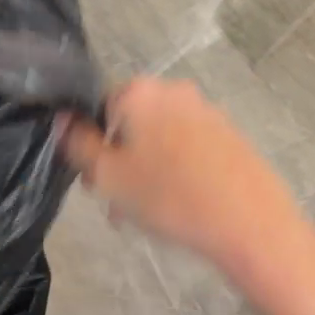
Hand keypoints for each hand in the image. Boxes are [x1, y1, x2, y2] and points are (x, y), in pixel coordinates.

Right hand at [60, 78, 302, 274]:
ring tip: (149, 215)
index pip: (98, 107)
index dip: (92, 145)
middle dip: (120, 159)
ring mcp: (206, 111)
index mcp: (139, 92)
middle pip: (131, 122)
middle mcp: (172, 90)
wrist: (252, 224)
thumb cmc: (170, 197)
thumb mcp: (108, 177)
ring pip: (159, 137)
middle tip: (120, 203)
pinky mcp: (230, 135)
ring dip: (147, 169)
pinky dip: (178, 169)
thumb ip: (78, 144)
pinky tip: (182, 207)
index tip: (97, 181)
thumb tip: (62, 119)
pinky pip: (189, 147)